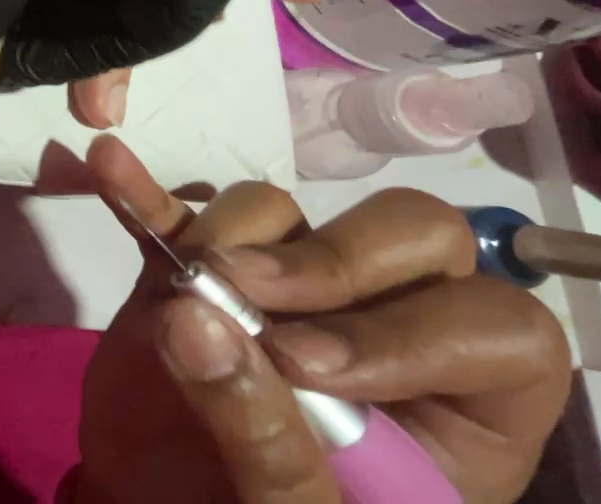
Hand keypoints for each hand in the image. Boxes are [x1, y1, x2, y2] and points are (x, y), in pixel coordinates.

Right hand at [74, 136, 571, 503]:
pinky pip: (174, 214)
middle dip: (325, 259)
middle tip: (239, 290)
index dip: (409, 331)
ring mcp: (273, 290)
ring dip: (227, 234)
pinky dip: (142, 193)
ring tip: (176, 279)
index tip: (299, 362)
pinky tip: (108, 166)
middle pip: (407, 239)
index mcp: (457, 406)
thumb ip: (263, 434)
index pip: (492, 333)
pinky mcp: (186, 272)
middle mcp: (376, 326)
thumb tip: (196, 318)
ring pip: (282, 212)